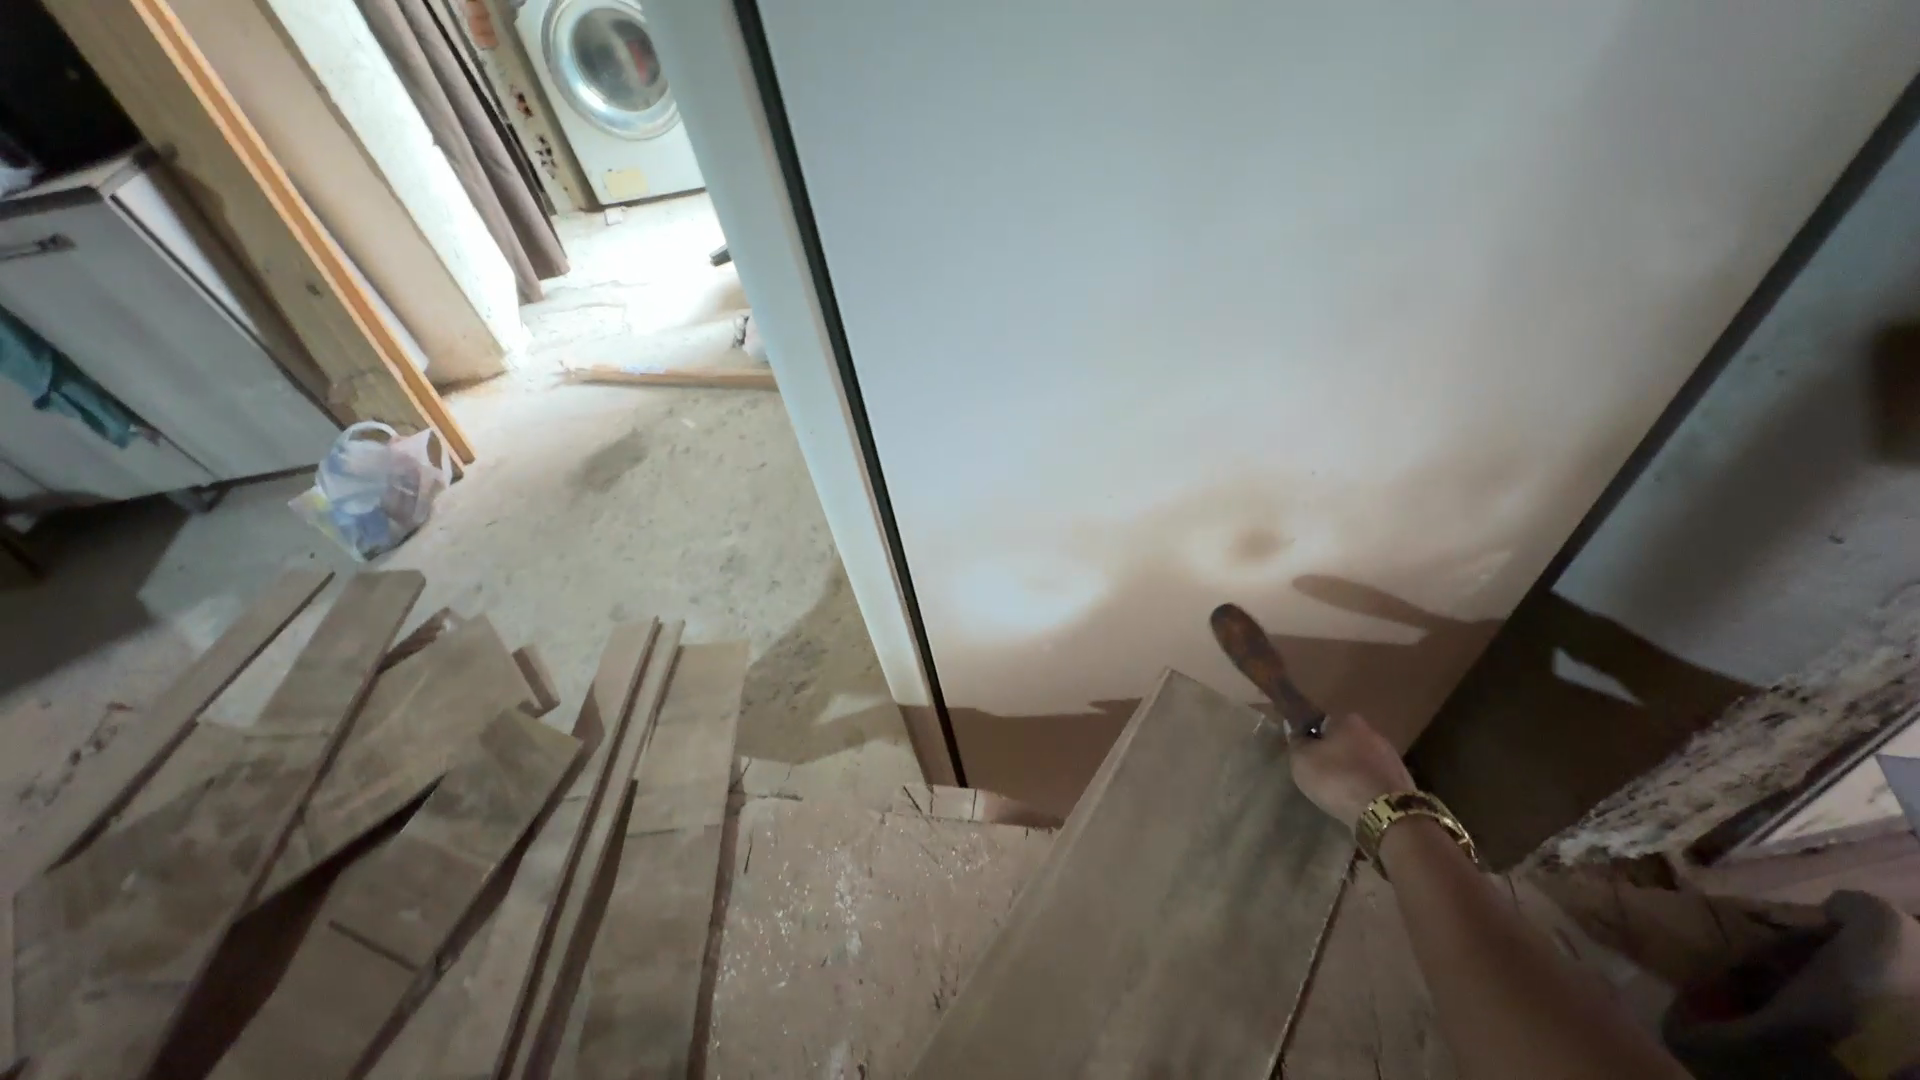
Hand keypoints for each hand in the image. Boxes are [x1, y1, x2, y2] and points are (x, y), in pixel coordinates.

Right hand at [1289, 713, 1414, 826]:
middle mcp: (1373, 732)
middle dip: (1333, 754)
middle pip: (1344, 741)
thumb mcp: (1302, 760)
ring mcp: (1391, 756)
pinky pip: (1374, 778)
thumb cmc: (1337, 779)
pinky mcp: (1402, 780)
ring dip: (1351, 770)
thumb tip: (1296, 730)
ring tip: (1339, 790)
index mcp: (1348, 721)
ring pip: (1361, 760)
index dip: (1311, 738)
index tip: (1305, 755)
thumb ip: (1297, 742)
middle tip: (1320, 774)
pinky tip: (1357, 799)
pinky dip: (1365, 785)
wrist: (1385, 812)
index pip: (1322, 723)